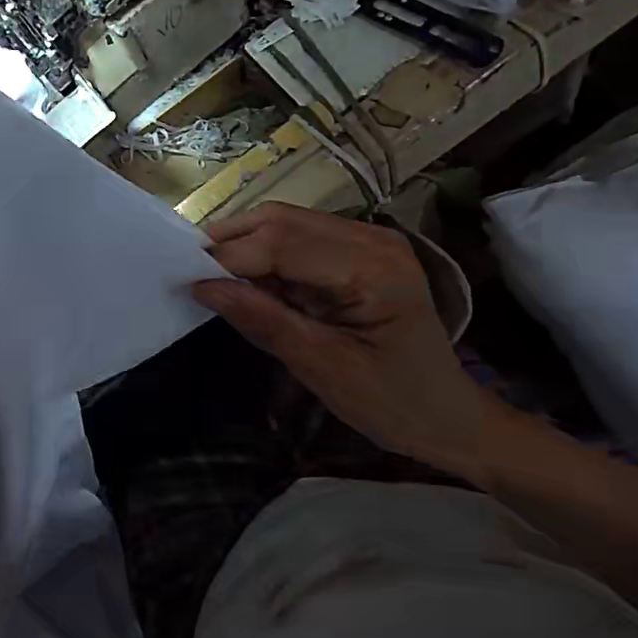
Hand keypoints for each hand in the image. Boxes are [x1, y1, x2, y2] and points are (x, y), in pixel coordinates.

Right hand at [191, 202, 507, 471]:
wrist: (451, 417)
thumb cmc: (394, 403)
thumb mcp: (323, 368)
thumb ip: (262, 320)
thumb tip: (203, 287)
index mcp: (373, 269)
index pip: (282, 244)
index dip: (229, 258)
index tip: (187, 280)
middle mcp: (372, 238)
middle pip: (280, 220)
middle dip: (230, 243)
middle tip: (193, 273)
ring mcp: (367, 238)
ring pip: (283, 220)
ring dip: (243, 243)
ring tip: (215, 276)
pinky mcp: (357, 246)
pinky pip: (296, 234)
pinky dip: (262, 251)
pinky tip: (249, 278)